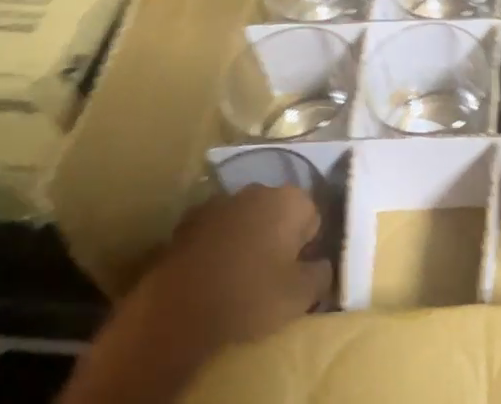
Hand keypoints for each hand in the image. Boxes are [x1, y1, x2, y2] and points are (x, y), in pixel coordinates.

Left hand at [142, 184, 333, 344]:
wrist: (178, 310)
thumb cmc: (251, 296)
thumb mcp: (302, 295)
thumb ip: (322, 273)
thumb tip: (321, 264)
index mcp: (289, 201)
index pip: (312, 219)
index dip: (306, 248)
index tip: (294, 274)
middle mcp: (256, 190)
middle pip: (278, 213)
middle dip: (277, 237)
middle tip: (270, 276)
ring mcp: (218, 203)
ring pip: (245, 220)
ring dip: (246, 239)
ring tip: (238, 277)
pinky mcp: (187, 222)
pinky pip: (215, 231)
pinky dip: (217, 246)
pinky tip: (211, 276)